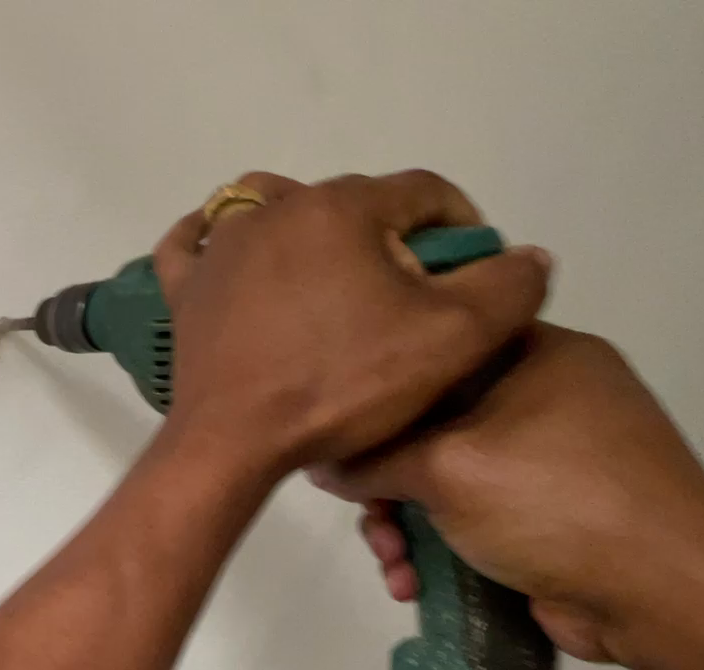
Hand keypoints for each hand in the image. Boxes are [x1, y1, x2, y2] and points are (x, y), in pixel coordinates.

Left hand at [150, 170, 553, 477]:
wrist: (234, 442)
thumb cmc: (339, 387)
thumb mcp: (454, 338)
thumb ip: (509, 284)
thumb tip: (520, 254)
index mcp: (340, 207)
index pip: (424, 193)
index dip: (460, 228)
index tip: (467, 275)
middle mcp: (272, 212)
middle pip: (350, 207)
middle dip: (386, 239)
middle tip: (400, 297)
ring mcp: (218, 252)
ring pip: (271, 215)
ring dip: (307, 232)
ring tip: (328, 278)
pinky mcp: (184, 291)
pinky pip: (190, 246)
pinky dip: (208, 240)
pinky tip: (227, 249)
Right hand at [319, 324, 703, 662]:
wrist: (659, 596)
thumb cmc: (552, 502)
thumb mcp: (442, 468)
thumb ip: (367, 460)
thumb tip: (318, 463)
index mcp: (540, 359)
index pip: (439, 350)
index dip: (381, 386)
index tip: (339, 424)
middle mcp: (543, 400)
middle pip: (426, 425)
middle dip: (384, 484)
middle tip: (369, 518)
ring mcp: (543, 460)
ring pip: (436, 479)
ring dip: (401, 527)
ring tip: (394, 566)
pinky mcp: (539, 512)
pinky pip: (460, 515)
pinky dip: (431, 548)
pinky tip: (412, 583)